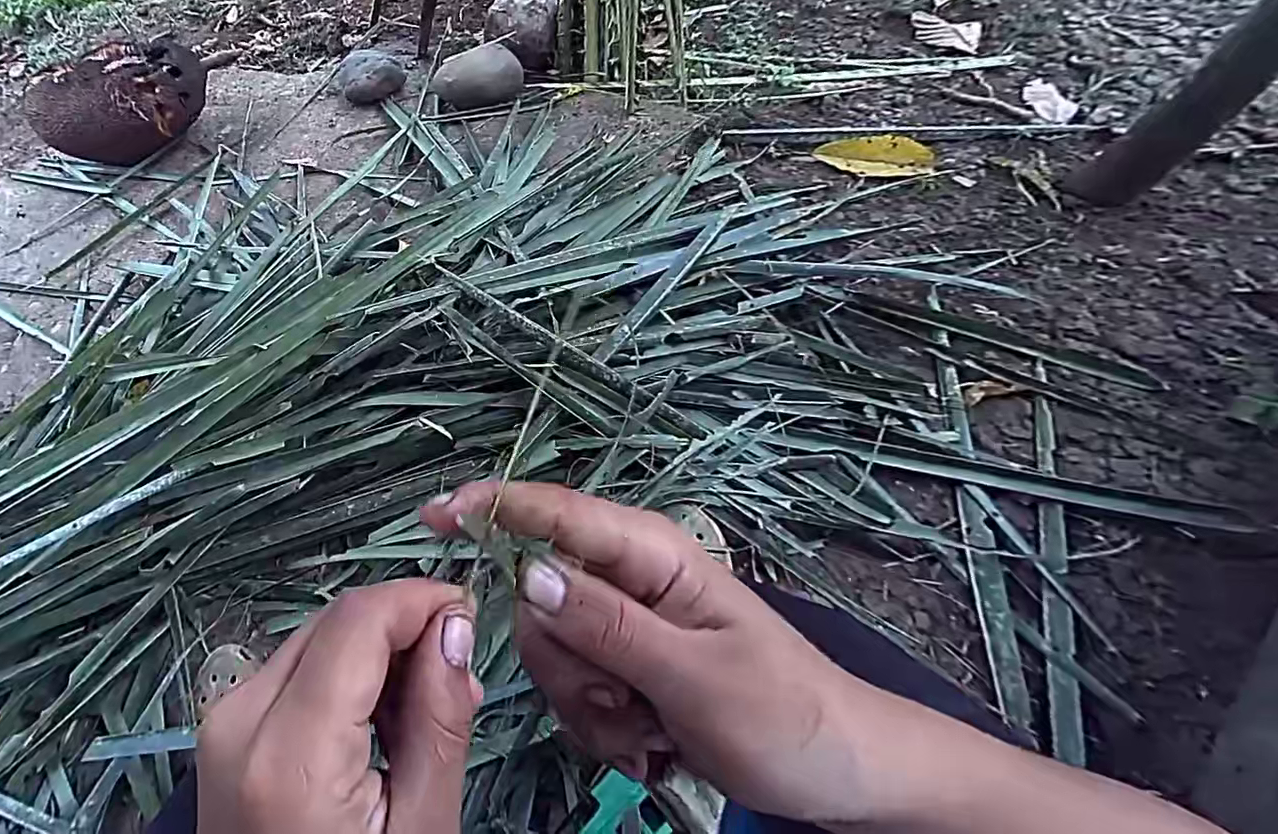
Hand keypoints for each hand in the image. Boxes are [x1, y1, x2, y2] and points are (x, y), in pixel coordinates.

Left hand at [195, 579, 482, 833]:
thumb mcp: (420, 832)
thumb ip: (437, 720)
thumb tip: (453, 626)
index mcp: (288, 753)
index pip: (358, 621)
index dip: (417, 600)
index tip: (465, 612)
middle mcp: (241, 717)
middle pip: (337, 623)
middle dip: (403, 627)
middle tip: (456, 671)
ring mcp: (225, 719)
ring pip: (320, 637)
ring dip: (378, 651)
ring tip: (423, 707)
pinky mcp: (226, 726)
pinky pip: (298, 666)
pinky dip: (347, 673)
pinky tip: (379, 718)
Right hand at [422, 481, 903, 825]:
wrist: (840, 773)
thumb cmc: (785, 715)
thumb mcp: (698, 676)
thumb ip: (609, 623)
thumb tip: (528, 574)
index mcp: (647, 550)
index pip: (556, 511)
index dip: (493, 505)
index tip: (437, 514)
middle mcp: (622, 570)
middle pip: (539, 595)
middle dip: (567, 661)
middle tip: (625, 704)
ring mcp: (616, 613)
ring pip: (548, 644)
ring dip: (587, 698)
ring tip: (649, 725)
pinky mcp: (614, 652)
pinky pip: (567, 679)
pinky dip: (597, 719)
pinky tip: (647, 736)